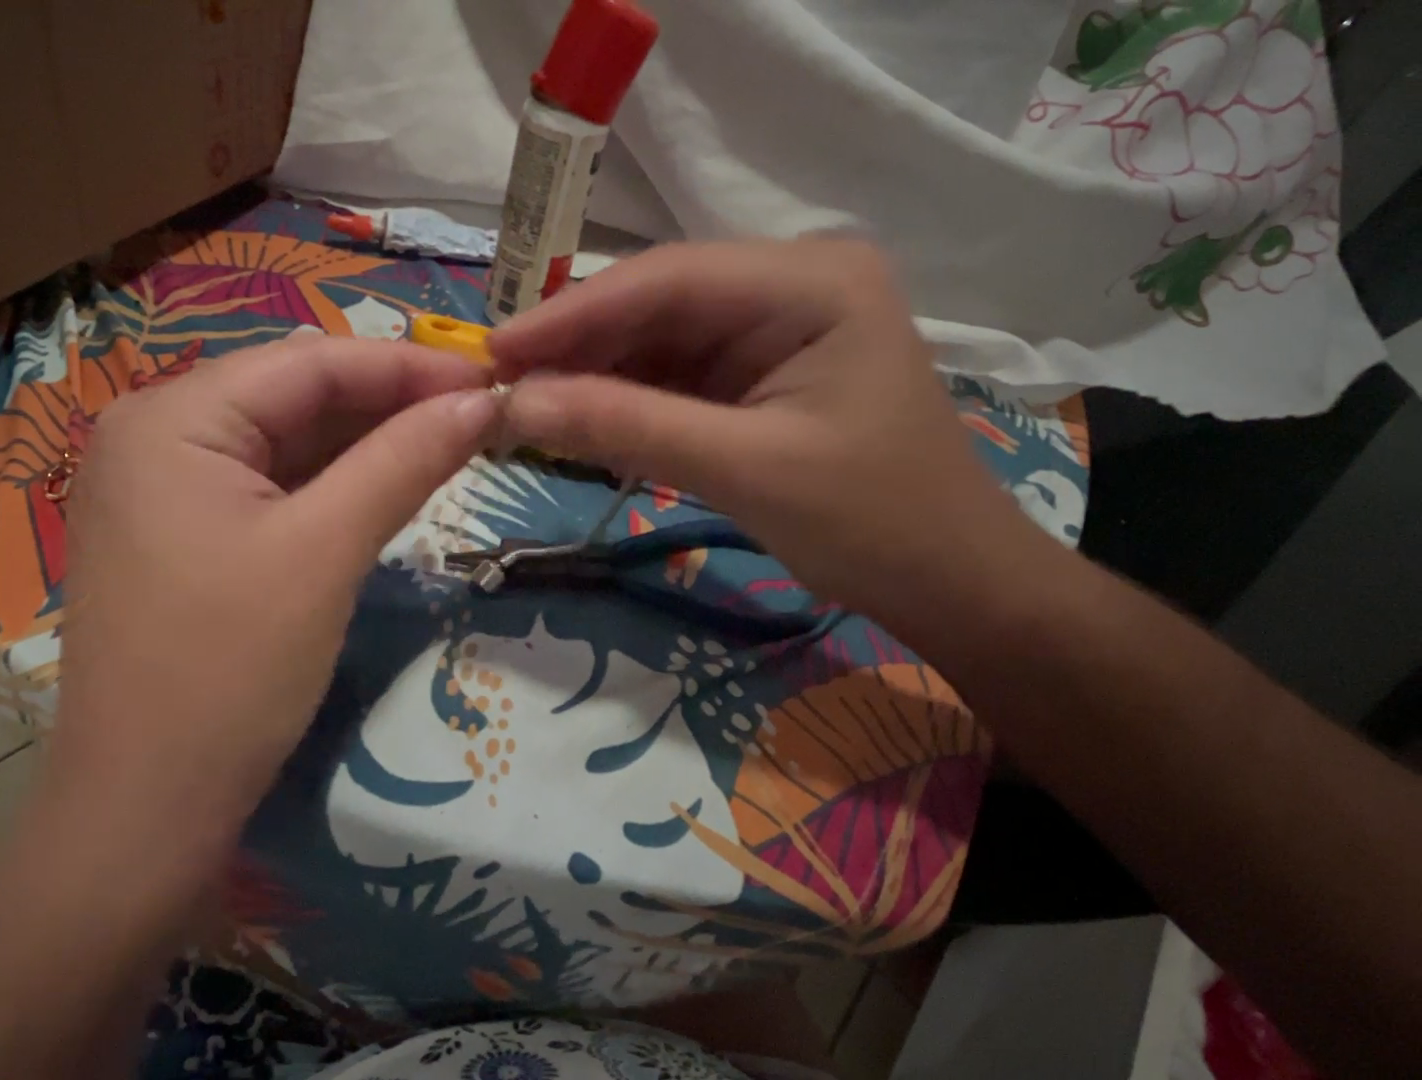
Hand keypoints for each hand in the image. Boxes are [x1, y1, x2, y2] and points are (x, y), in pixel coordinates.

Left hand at [51, 337, 497, 834]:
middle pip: (292, 396)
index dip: (407, 364)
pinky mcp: (178, 536)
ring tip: (449, 444)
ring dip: (364, 444)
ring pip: (282, 443)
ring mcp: (160, 489)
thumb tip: (479, 399)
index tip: (489, 377)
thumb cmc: (230, 670)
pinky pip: (264, 488)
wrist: (147, 806)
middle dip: (387, 403)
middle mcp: (154, 435)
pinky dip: (327, 485)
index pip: (308, 362)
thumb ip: (403, 461)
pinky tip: (385, 485)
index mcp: (171, 418)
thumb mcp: (325, 552)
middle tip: (477, 415)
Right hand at [490, 237, 1046, 627]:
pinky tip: (574, 420)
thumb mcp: (743, 470)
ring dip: (591, 375)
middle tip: (494, 386)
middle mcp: (791, 284)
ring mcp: (773, 328)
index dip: (572, 314)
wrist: (950, 582)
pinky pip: (672, 376)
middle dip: (577, 347)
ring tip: (519, 407)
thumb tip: (512, 404)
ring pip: (656, 340)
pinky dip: (623, 401)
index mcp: (812, 281)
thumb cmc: (872, 522)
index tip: (494, 351)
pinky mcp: (757, 373)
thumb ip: (626, 426)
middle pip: (656, 303)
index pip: (668, 279)